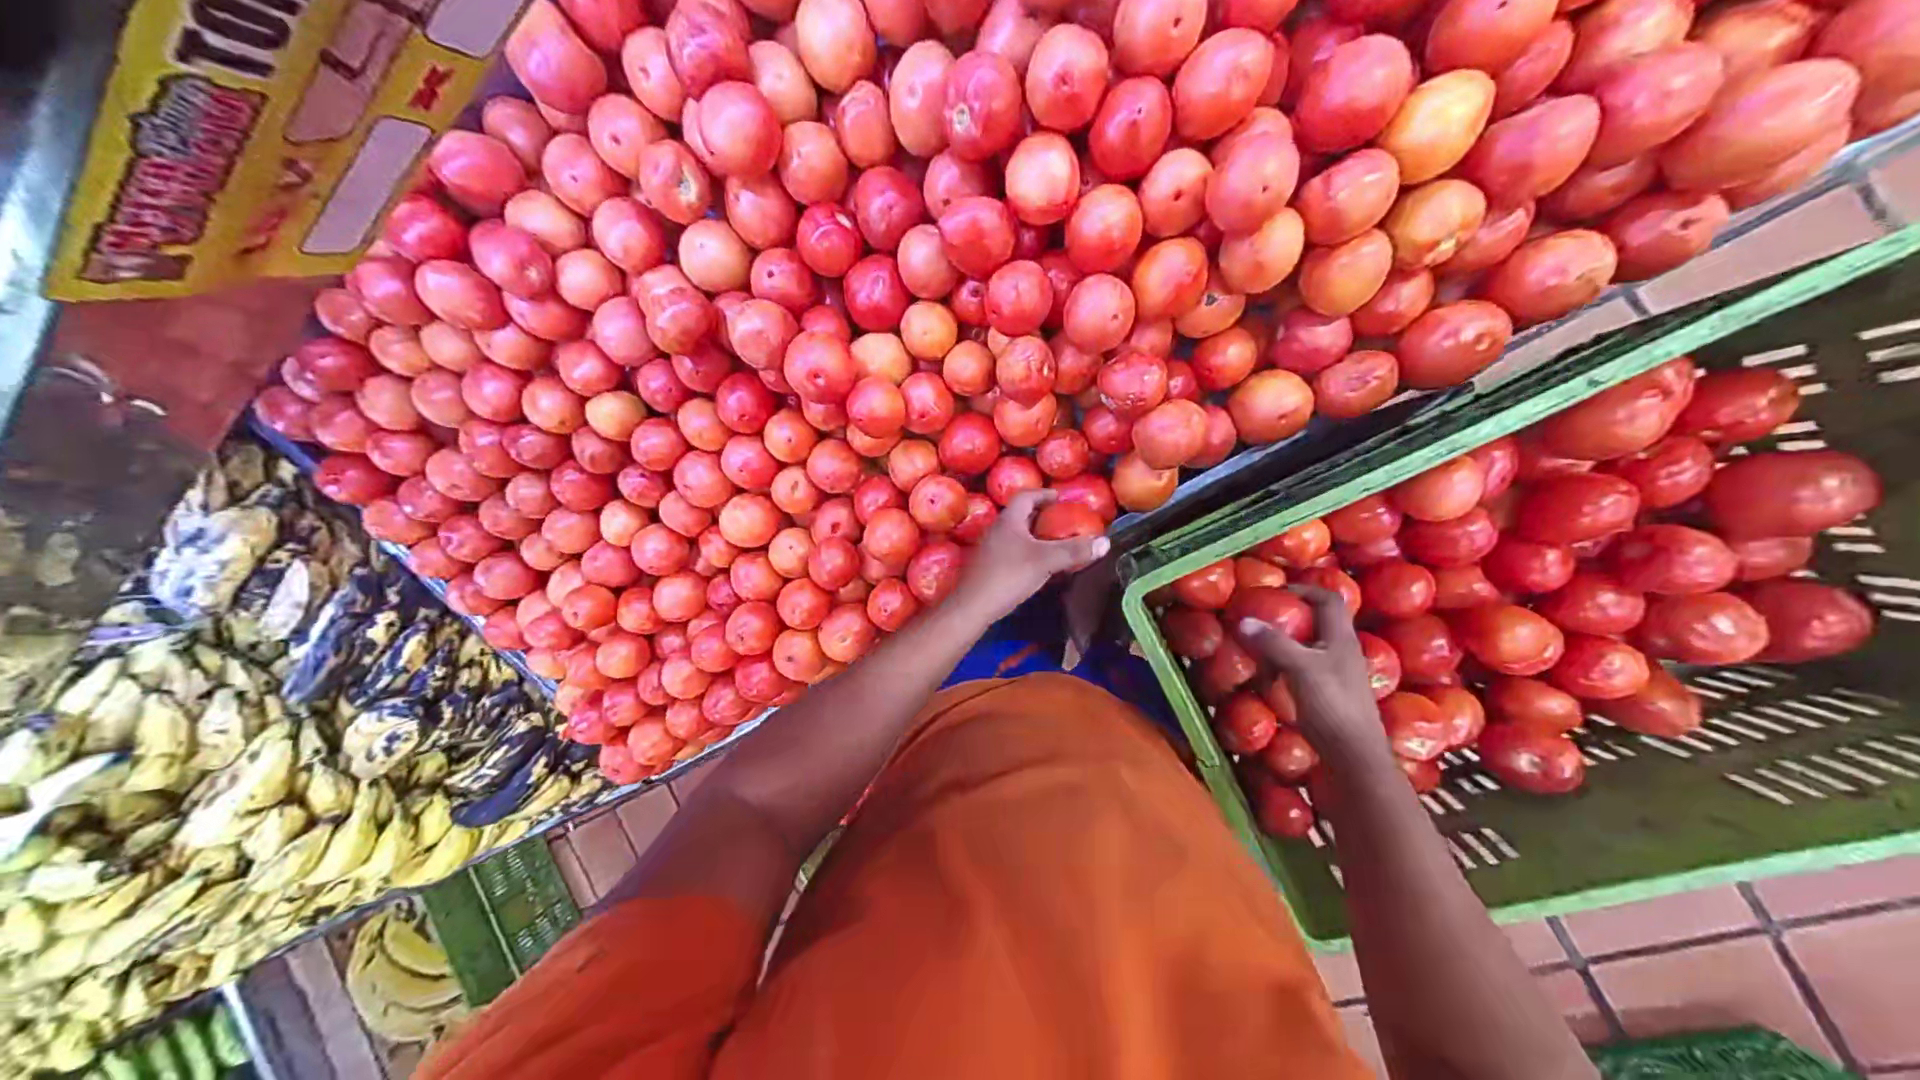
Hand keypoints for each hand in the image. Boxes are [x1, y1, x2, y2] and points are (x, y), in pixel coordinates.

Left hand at [954, 490, 1109, 621]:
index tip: (1059, 498)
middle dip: (1040, 515)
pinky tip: (1036, 566)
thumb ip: (1074, 550)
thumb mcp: (1046, 561)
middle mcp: (996, 530)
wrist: (972, 607)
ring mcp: (989, 549)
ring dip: (1033, 535)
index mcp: (1009, 520)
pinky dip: (1026, 551)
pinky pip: (1010, 551)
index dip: (1043, 494)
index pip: (1026, 497)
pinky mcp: (987, 567)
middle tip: (1060, 520)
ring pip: (1014, 534)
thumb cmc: (1008, 576)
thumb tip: (1105, 542)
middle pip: (1019, 514)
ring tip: (1052, 543)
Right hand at [1234, 586, 1391, 769]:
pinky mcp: (1330, 696)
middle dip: (1288, 620)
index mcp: (1341, 638)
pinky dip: (1285, 670)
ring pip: (1309, 649)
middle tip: (1260, 623)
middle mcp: (1343, 652)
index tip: (1276, 592)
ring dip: (1284, 647)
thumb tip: (1243, 620)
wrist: (1354, 756)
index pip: (1328, 599)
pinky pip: (1305, 672)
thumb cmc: (1332, 706)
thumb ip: (1272, 643)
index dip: (1304, 589)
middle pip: (1316, 623)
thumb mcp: (1299, 668)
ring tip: (1260, 654)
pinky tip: (1272, 683)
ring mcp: (1338, 676)